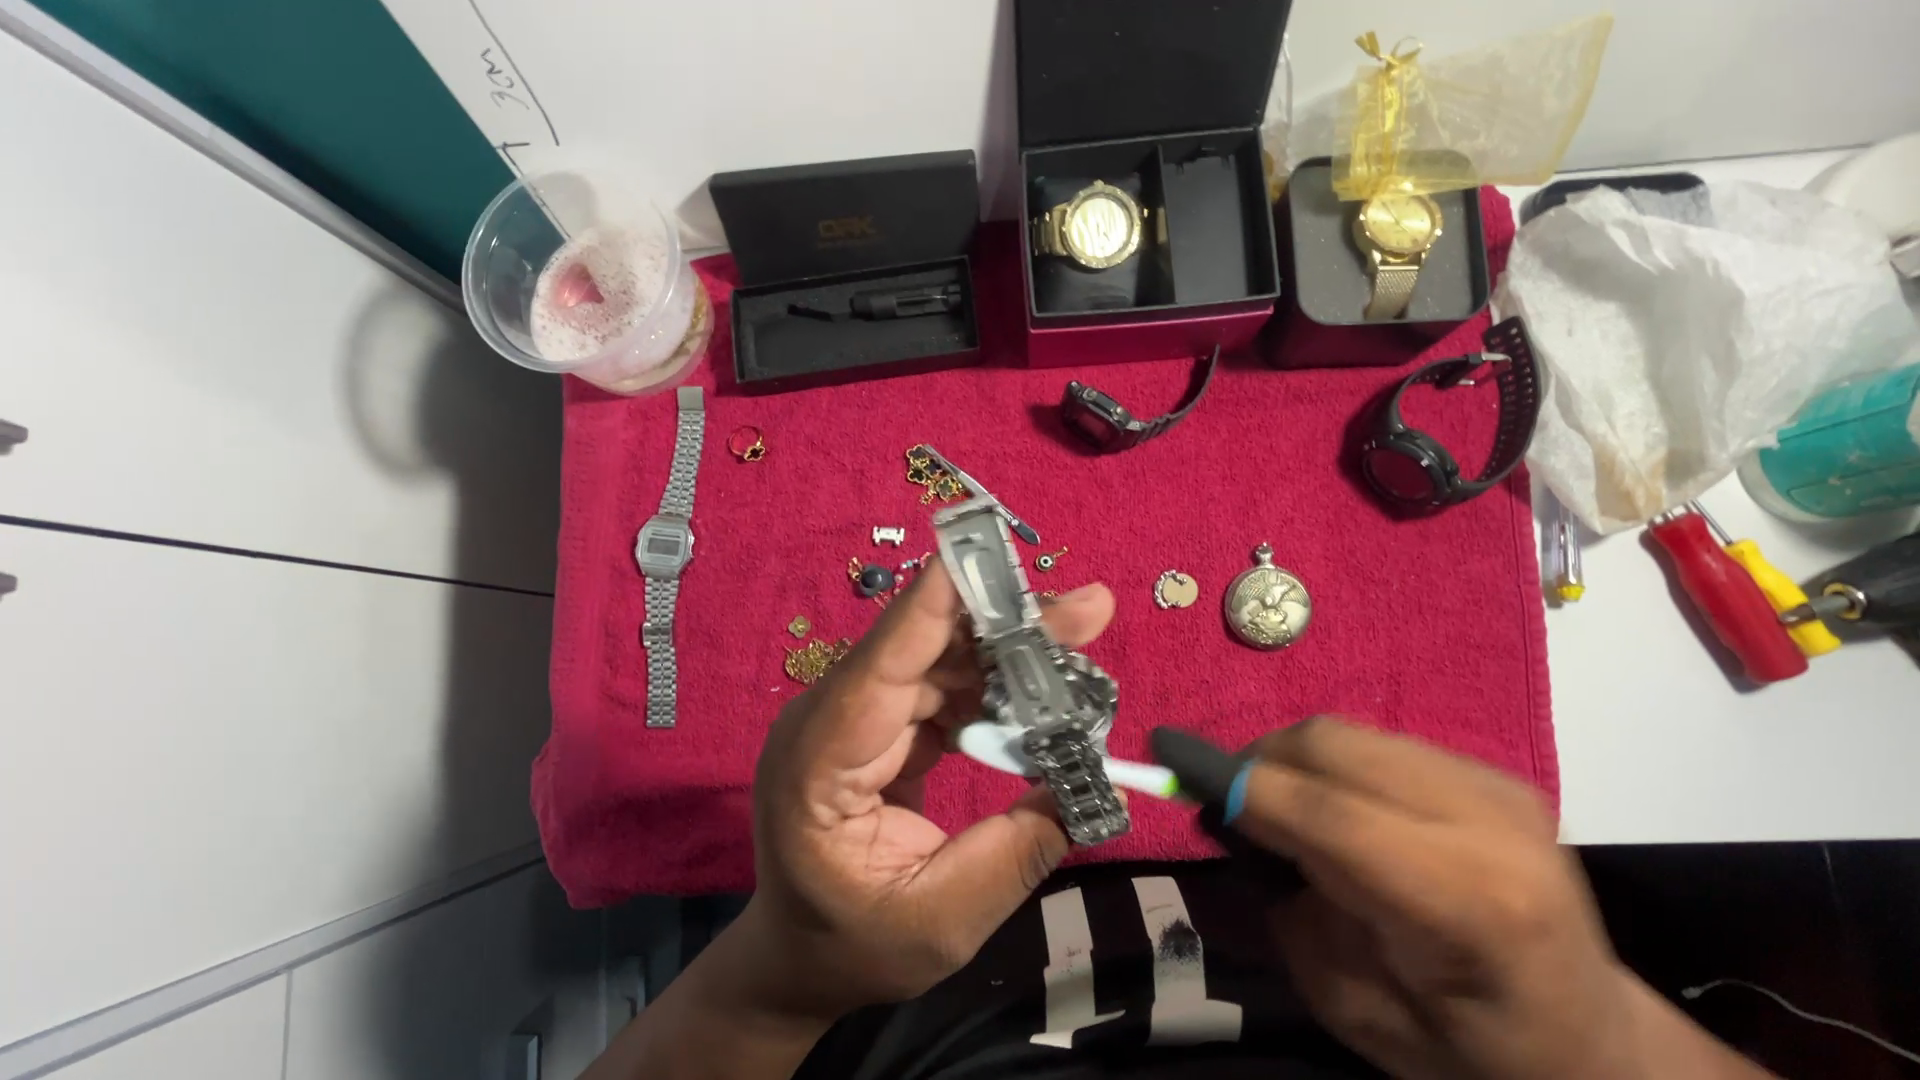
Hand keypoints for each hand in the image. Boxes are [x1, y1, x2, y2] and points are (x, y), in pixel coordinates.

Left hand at [735, 561, 1117, 1020]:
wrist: (800, 959)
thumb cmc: (855, 947)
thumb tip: (1089, 783)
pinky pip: (941, 688)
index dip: (930, 608)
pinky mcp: (878, 727)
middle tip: (1088, 608)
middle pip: (920, 652)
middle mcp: (828, 723)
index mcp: (817, 767)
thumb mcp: (945, 919)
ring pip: (938, 662)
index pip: (876, 671)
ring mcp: (853, 721)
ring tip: (1083, 637)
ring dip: (1010, 653)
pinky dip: (994, 686)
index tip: (978, 552)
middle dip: (1004, 626)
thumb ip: (1018, 851)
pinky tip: (1044, 685)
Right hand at [1237, 718, 1771, 1079]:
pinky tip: (1326, 802)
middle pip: (1332, 747)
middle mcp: (1486, 822)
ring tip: (1269, 801)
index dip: (1241, 784)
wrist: (1587, 1036)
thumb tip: (1232, 819)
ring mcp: (1496, 785)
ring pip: (1347, 732)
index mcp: (1465, 900)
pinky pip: (1375, 741)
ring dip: (1290, 757)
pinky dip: (1328, 761)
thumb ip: (1289, 902)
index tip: (1173, 763)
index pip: (1326, 815)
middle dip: (1258, 759)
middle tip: (1220, 797)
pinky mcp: (1491, 770)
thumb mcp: (1350, 1001)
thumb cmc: (1464, 1048)